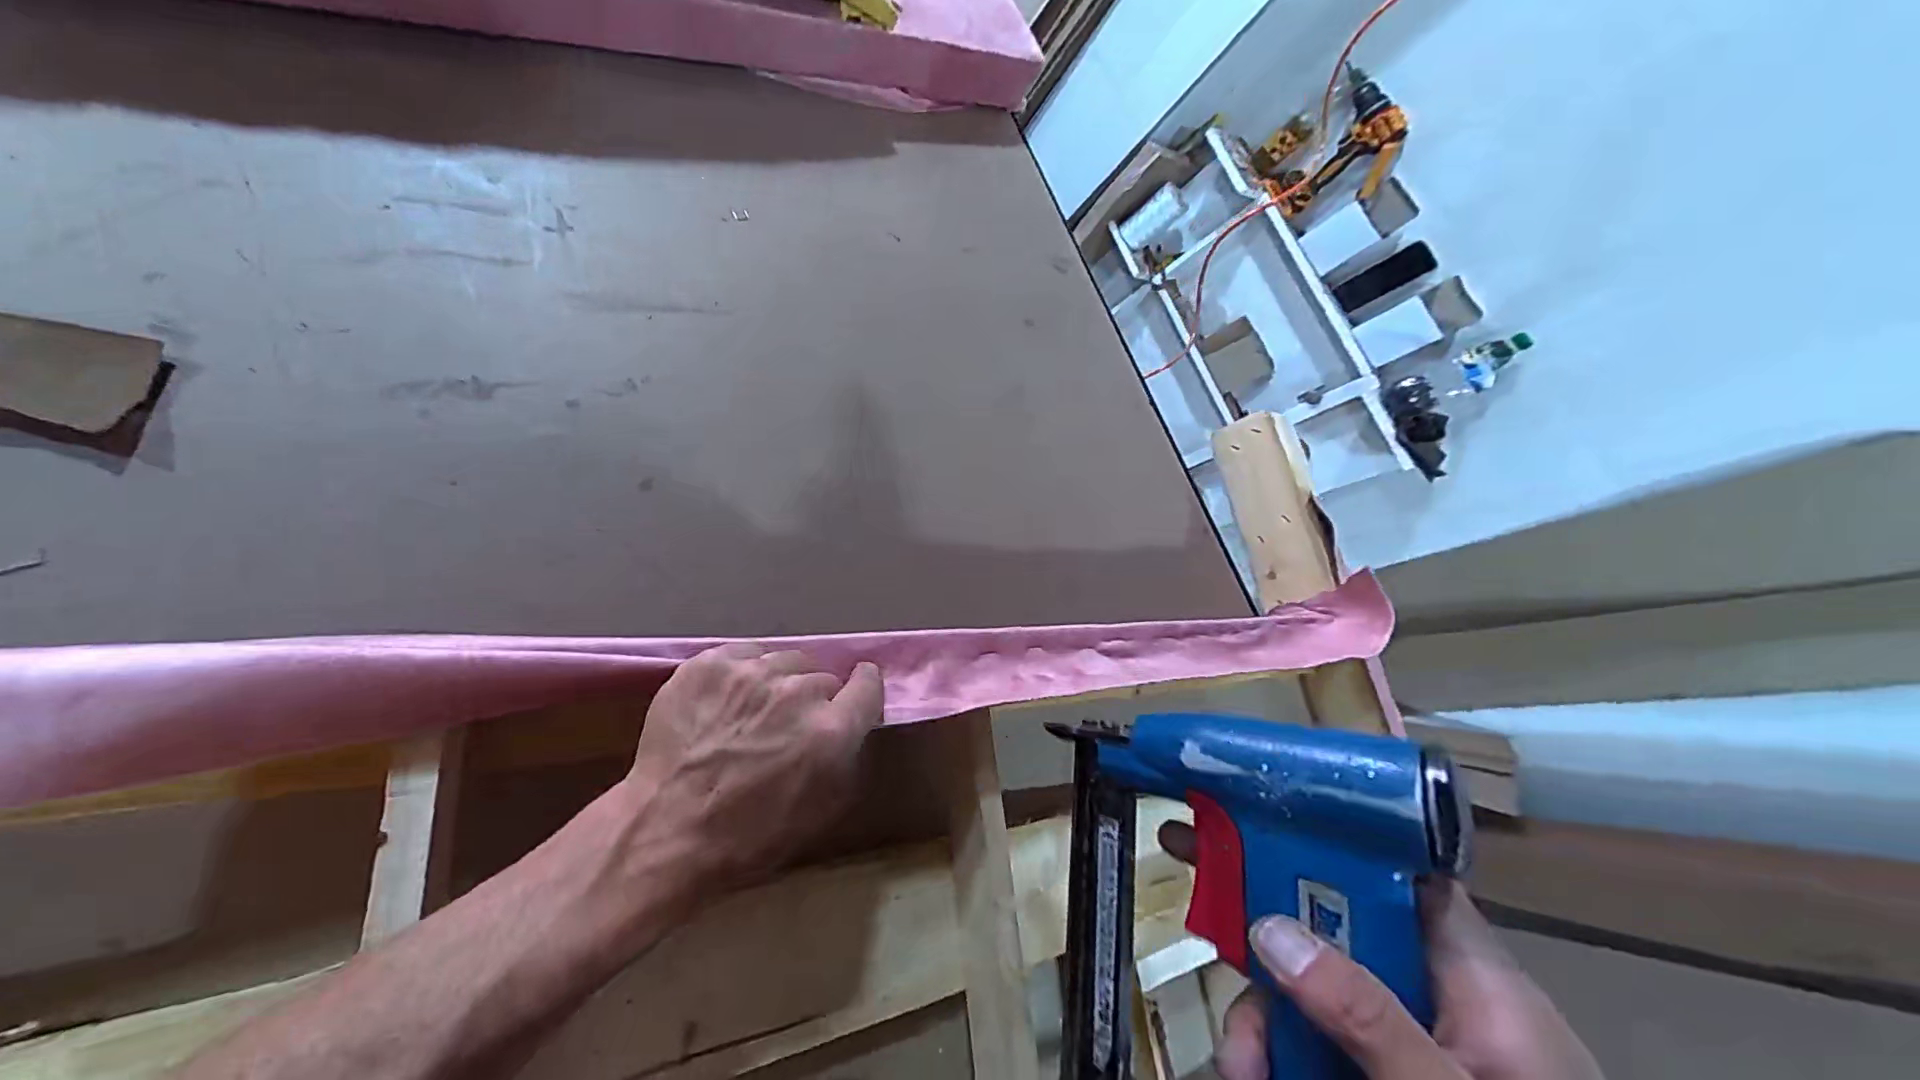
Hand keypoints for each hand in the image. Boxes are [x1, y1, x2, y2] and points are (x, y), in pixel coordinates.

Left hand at [622, 644, 882, 895]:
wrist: (667, 830)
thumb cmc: (751, 835)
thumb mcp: (823, 807)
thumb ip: (848, 755)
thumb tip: (852, 724)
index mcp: (831, 729)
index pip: (868, 684)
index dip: (863, 689)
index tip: (856, 693)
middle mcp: (797, 691)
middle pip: (823, 677)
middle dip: (816, 699)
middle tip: (792, 724)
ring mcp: (750, 672)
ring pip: (785, 660)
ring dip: (780, 682)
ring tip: (756, 708)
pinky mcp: (710, 663)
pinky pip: (745, 653)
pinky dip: (744, 671)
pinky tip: (729, 697)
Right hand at [1158, 822, 1604, 1079]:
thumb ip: (1366, 1015)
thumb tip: (1270, 928)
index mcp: (1473, 975)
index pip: (1399, 870)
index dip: (1330, 833)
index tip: (1253, 810)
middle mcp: (1429, 992)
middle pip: (1327, 921)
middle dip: (1254, 912)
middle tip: (1180, 850)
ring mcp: (1397, 1037)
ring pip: (1303, 989)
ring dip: (1258, 1021)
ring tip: (1241, 1068)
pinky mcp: (1371, 1070)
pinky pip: (1306, 1042)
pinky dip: (1272, 1057)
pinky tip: (1251, 1073)